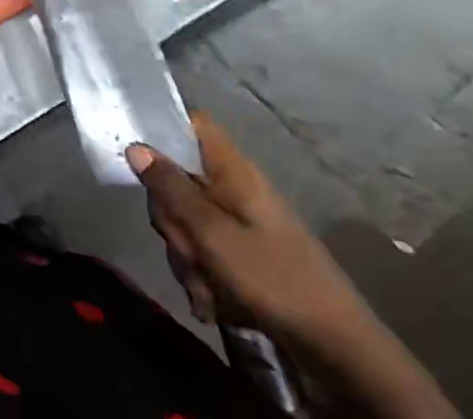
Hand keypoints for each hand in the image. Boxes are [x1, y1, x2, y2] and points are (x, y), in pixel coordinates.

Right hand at [128, 113, 371, 345]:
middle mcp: (234, 190)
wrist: (339, 348)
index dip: (162, 125)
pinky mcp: (240, 252)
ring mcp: (238, 222)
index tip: (133, 144)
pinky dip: (199, 274)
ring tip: (204, 284)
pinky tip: (210, 299)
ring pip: (184, 220)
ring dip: (184, 254)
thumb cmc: (275, 278)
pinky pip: (200, 248)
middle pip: (176, 179)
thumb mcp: (212, 233)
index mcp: (234, 173)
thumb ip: (171, 189)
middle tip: (184, 243)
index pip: (194, 125)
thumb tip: (135, 147)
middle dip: (170, 216)